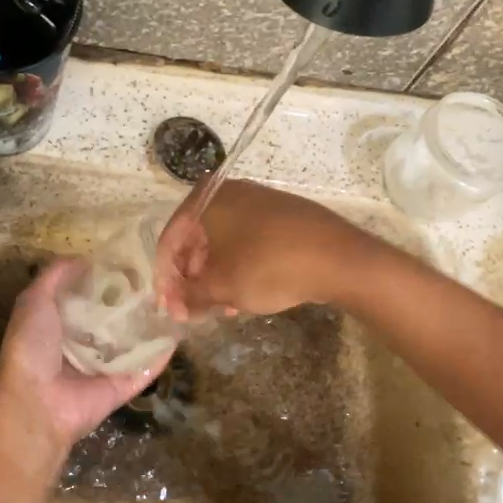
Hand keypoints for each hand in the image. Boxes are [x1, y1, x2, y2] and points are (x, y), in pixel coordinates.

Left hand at [0, 259, 170, 458]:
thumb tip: (83, 257)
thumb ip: (55, 276)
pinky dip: (161, 353)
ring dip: (149, 324)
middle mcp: (82, 345)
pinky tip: (179, 331)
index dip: (105, 280)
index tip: (128, 260)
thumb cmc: (31, 347)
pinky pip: (144, 367)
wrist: (36, 403)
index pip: (87, 298)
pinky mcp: (121, 386)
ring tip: (174, 298)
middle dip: (130, 301)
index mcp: (59, 325)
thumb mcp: (34, 301)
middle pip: (112, 319)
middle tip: (157, 278)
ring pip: (131, 342)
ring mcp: (103, 368)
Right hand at [156, 178, 377, 319]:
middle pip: (196, 238)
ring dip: (214, 275)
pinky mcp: (280, 214)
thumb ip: (190, 295)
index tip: (168, 308)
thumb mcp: (222, 286)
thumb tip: (175, 304)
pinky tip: (244, 293)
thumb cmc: (267, 266)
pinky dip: (237, 265)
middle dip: (191, 277)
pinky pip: (246, 239)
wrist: (338, 256)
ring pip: (222, 241)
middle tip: (193, 311)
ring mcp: (257, 200)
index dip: (165, 277)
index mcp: (206, 199)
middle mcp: (228, 191)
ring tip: (220, 308)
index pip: (171, 238)